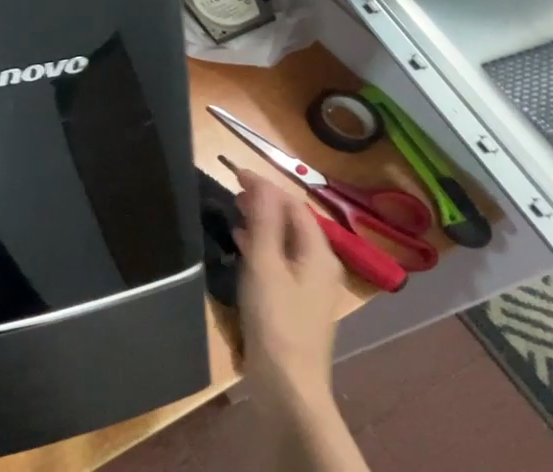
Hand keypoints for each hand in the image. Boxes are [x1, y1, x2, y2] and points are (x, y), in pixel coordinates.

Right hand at [233, 168, 343, 408]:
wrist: (288, 380)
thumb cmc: (275, 318)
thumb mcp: (264, 264)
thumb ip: (265, 222)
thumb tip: (263, 182)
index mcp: (317, 253)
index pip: (294, 206)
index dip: (266, 186)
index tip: (234, 173)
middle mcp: (319, 265)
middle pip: (294, 222)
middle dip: (266, 202)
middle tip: (232, 189)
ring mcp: (310, 285)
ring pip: (286, 240)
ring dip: (262, 222)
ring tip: (234, 210)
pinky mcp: (296, 300)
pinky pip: (280, 258)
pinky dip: (262, 244)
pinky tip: (241, 245)